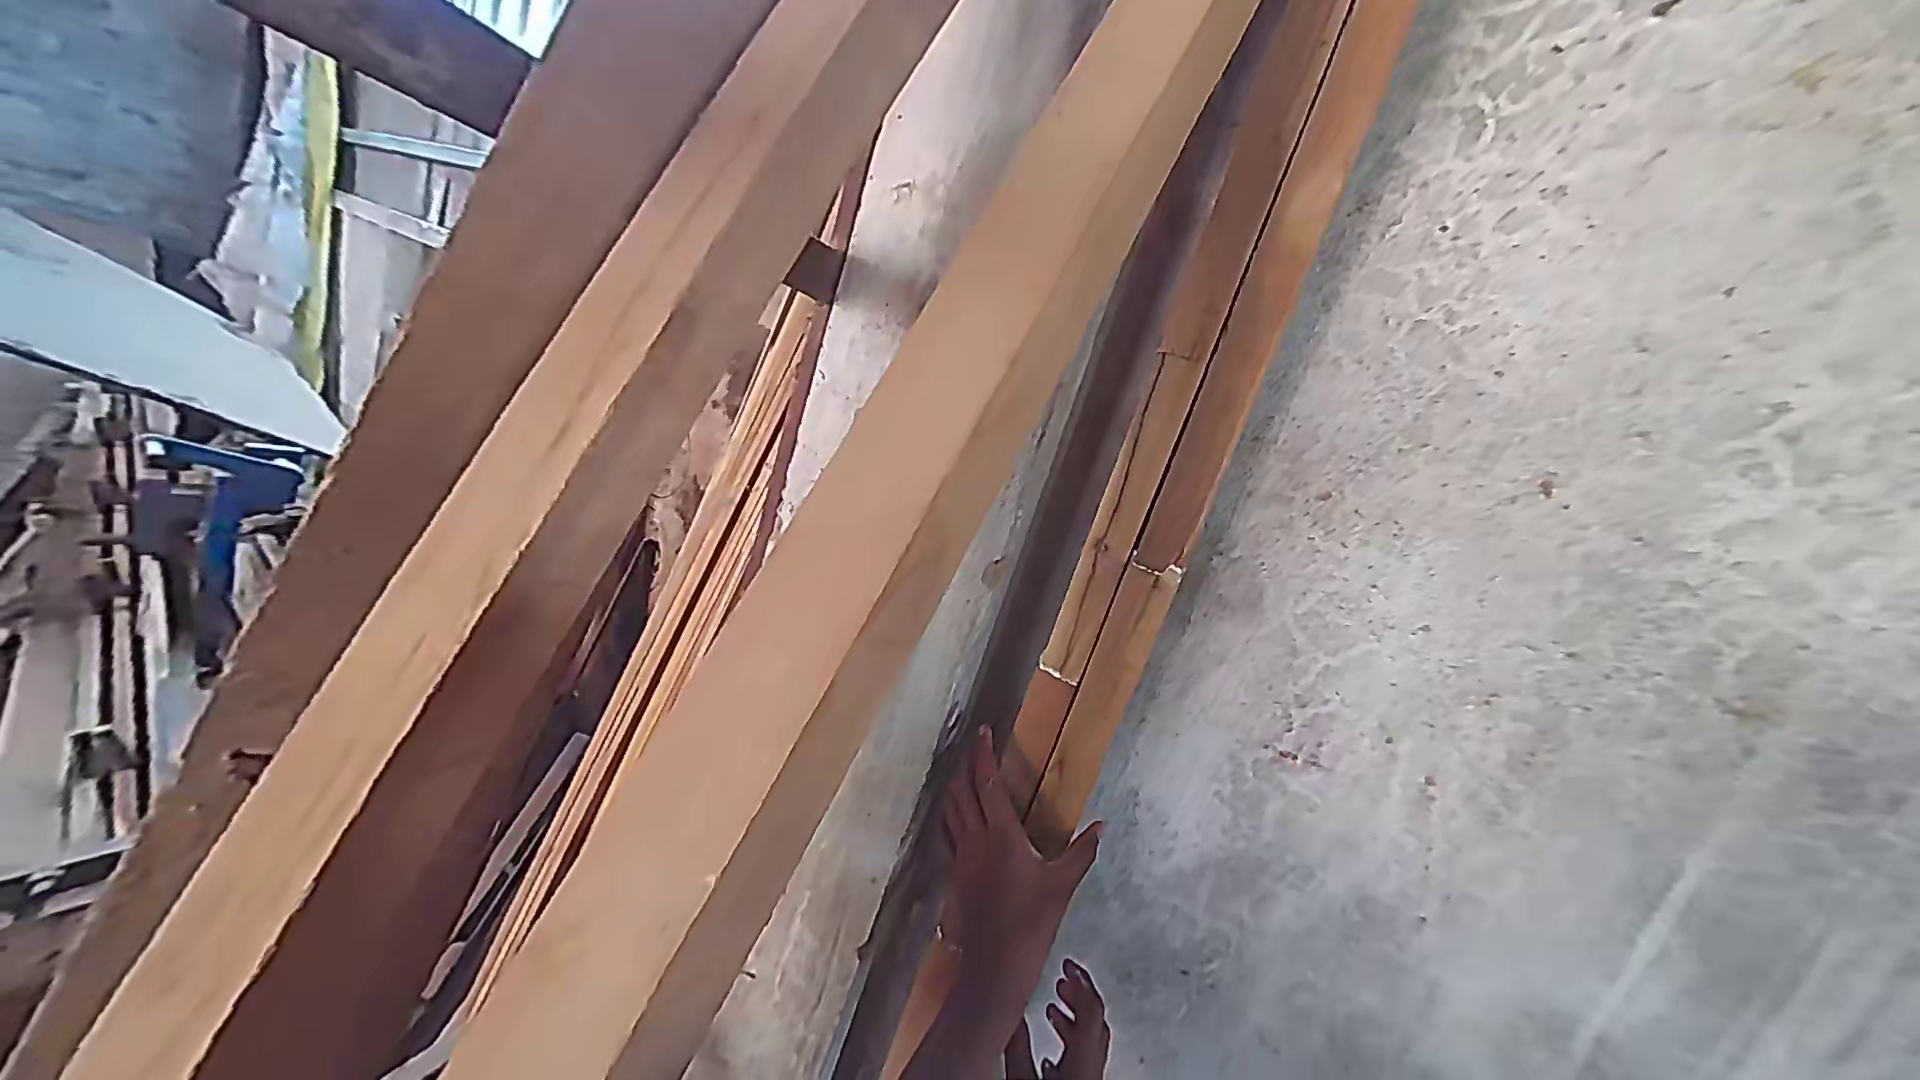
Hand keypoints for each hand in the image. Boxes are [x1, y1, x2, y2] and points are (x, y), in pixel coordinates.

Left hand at [941, 728, 1101, 974]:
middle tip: (972, 749)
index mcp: (1001, 833)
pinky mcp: (954, 874)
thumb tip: (1101, 826)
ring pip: (949, 810)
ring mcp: (960, 855)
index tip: (982, 732)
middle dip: (965, 765)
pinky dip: (950, 816)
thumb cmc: (1032, 922)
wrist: (994, 966)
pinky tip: (956, 819)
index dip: (983, 754)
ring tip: (961, 775)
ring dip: (954, 787)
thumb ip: (1082, 852)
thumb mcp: (1062, 885)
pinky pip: (947, 833)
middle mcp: (975, 837)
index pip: (987, 782)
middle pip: (961, 790)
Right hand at [1002, 960, 1110, 1079]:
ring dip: (1075, 1014)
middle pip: (1094, 1020)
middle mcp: (1093, 1066)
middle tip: (1064, 974)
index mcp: (1084, 1058)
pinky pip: (1086, 1052)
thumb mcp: (1023, 1078)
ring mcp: (1092, 1076)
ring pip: (1091, 1036)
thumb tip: (1008, 1010)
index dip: (1081, 982)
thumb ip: (1018, 1044)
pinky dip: (1073, 1034)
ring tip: (1054, 1002)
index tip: (1068, 964)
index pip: (1092, 1010)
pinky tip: (1055, 1034)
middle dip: (1079, 993)